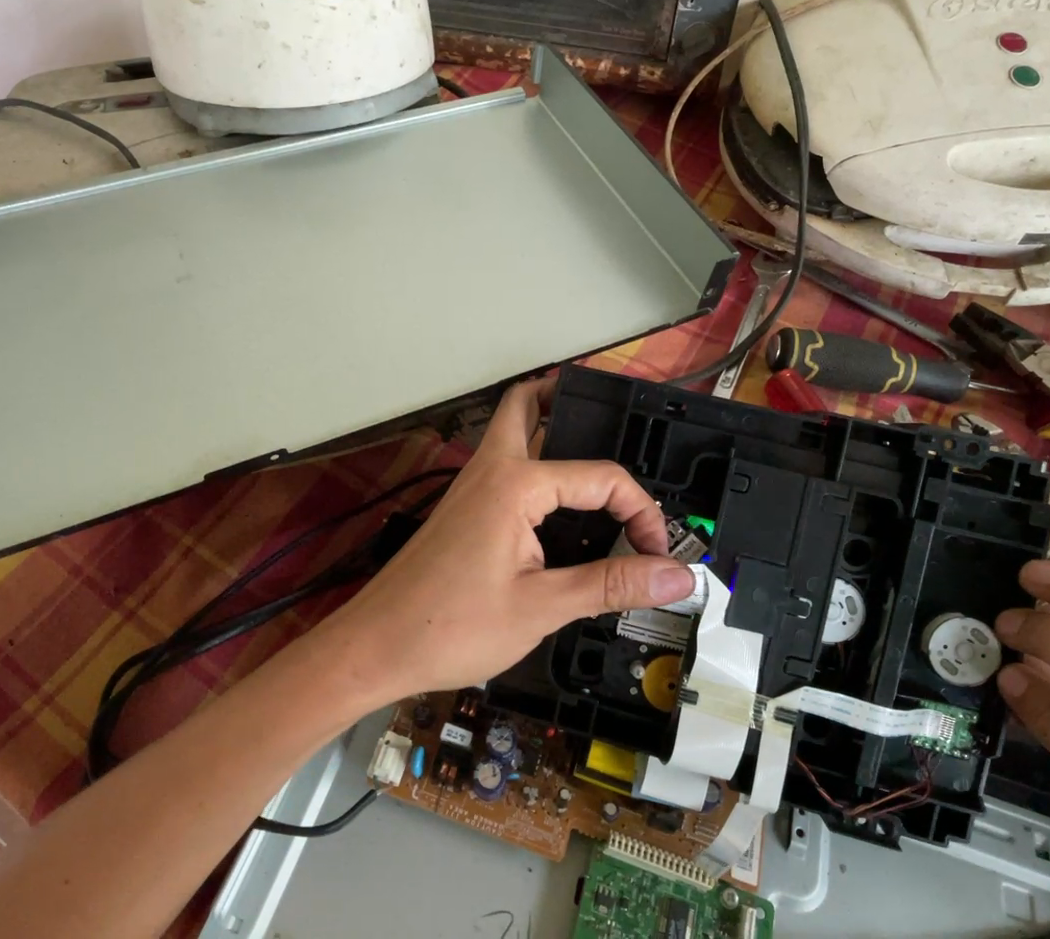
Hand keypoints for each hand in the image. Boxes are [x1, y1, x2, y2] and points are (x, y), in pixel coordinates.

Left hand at [311, 378, 694, 703]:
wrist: (374, 647)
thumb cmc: (447, 627)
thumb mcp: (542, 608)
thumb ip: (611, 584)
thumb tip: (674, 575)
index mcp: (515, 484)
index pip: (602, 477)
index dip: (641, 511)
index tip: (656, 554)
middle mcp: (490, 470)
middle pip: (528, 404)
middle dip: (570, 402)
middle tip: (615, 422)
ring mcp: (471, 487)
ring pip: (511, 432)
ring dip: (548, 429)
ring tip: (594, 458)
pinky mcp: (463, 509)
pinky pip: (504, 466)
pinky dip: (535, 465)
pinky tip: (558, 509)